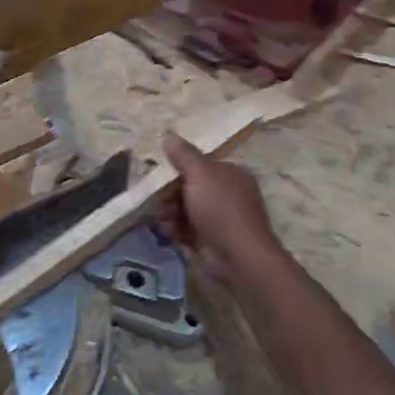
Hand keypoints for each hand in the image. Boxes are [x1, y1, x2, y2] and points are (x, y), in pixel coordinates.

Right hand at [159, 133, 281, 280]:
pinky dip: (173, 229)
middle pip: (189, 188)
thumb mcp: (200, 174)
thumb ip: (183, 155)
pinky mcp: (207, 242)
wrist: (238, 258)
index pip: (201, 165)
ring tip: (162, 217)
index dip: (180, 168)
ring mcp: (217, 220)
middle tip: (156, 198)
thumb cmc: (221, 209)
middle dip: (170, 193)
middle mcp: (226, 196)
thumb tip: (169, 136)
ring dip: (169, 212)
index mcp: (231, 175)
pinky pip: (184, 230)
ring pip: (184, 209)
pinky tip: (166, 231)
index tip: (160, 172)